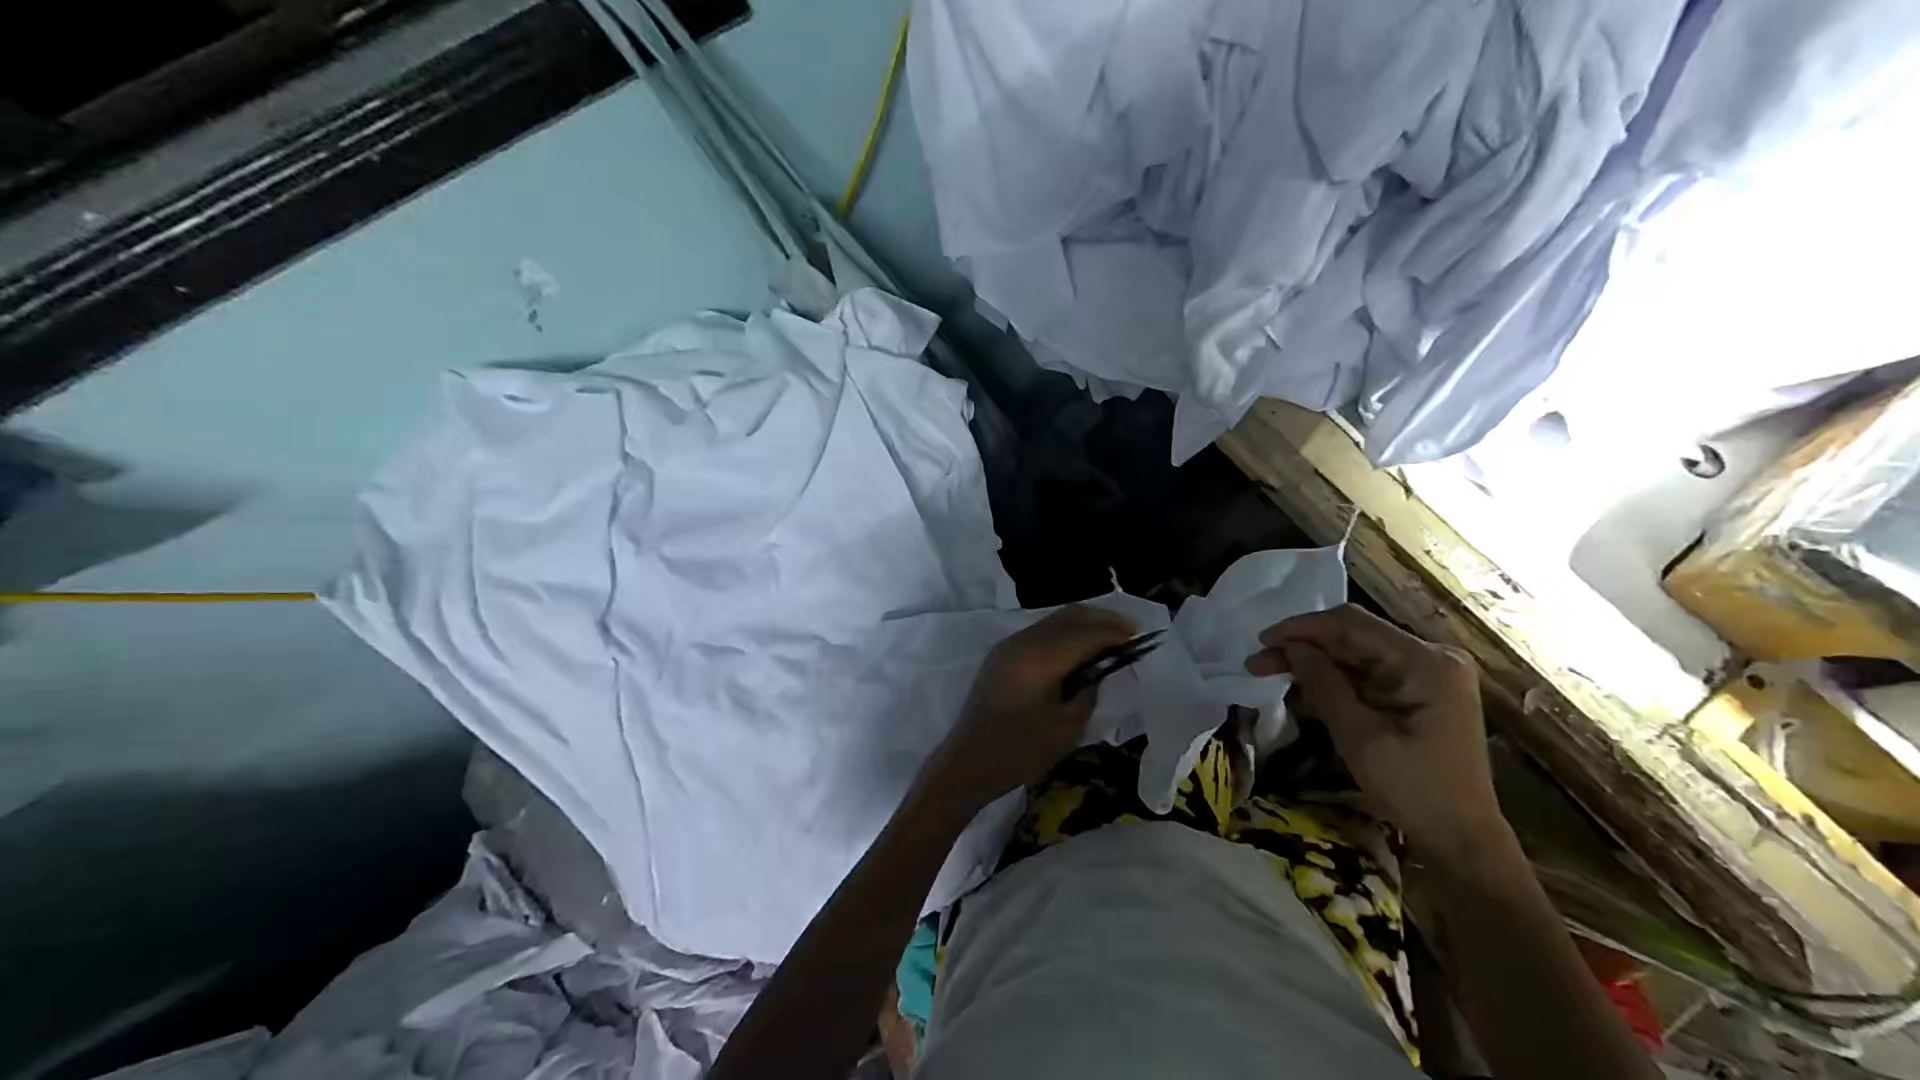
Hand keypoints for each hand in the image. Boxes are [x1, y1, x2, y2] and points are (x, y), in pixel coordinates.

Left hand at [921, 605, 1136, 813]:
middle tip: (1132, 632)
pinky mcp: (1002, 655)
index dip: (1117, 633)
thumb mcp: (1067, 727)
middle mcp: (1023, 641)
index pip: (1087, 633)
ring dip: (1084, 624)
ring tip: (1111, 638)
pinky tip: (1081, 649)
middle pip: (1070, 616)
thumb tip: (1101, 668)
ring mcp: (1009, 645)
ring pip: (1054, 620)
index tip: (1143, 637)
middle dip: (1103, 620)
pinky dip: (1065, 633)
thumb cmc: (1020, 752)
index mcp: (1039, 658)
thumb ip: (1089, 690)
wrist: (968, 763)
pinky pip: (1041, 631)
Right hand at [1245, 604, 1504, 856]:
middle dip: (1303, 647)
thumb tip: (1290, 647)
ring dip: (1313, 664)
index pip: (1353, 625)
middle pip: (1353, 637)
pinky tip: (1300, 693)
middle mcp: (1431, 657)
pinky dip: (1333, 681)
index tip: (1261, 641)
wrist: (1461, 837)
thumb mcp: (1359, 737)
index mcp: (1426, 663)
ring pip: (1355, 654)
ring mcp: (1427, 674)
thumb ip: (1324, 684)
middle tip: (1257, 663)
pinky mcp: (1418, 692)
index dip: (1303, 628)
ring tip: (1269, 675)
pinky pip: (1366, 674)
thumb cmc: (1414, 789)